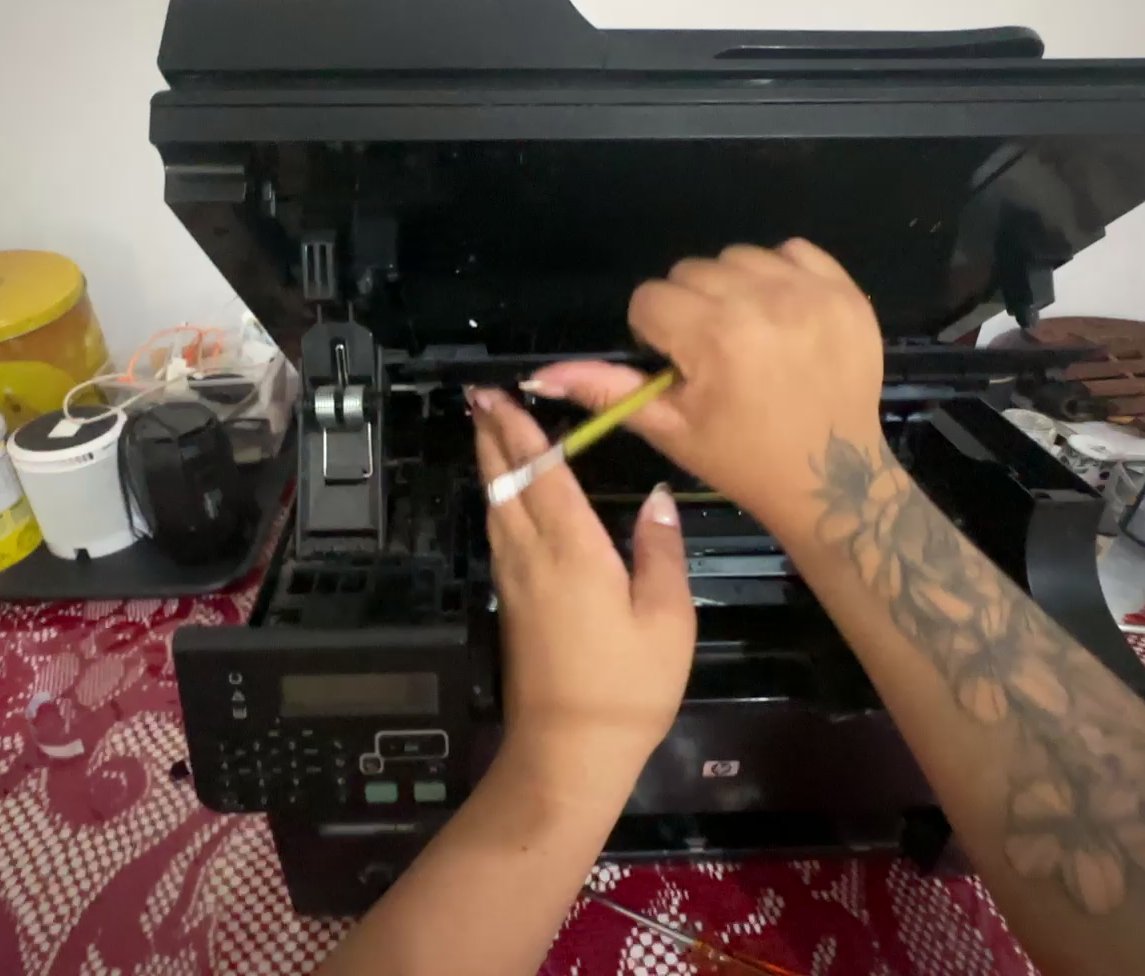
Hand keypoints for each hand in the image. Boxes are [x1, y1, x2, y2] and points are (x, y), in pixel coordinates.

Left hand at [468, 387, 694, 804]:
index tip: (499, 394)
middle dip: (491, 434)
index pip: (540, 471)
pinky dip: (495, 497)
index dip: (520, 428)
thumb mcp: (667, 618)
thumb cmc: (627, 686)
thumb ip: (660, 550)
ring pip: (494, 504)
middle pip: (504, 480)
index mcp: (572, 548)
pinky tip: (499, 493)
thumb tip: (658, 497)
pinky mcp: (506, 599)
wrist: (568, 749)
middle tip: (477, 397)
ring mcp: (512, 577)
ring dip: (488, 462)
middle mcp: (531, 553)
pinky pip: (496, 530)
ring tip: (485, 429)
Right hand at [527, 239, 884, 533]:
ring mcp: (810, 292)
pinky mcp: (846, 290)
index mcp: (714, 337)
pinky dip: (776, 276)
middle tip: (711, 356)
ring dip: (729, 290)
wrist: (829, 476)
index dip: (653, 333)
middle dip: (687, 310)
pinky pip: (791, 251)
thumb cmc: (739, 459)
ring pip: (736, 257)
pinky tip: (780, 318)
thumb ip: (605, 391)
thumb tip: (542, 374)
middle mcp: (762, 301)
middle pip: (689, 272)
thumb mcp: (667, 429)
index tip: (678, 365)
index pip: (649, 299)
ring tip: (745, 336)